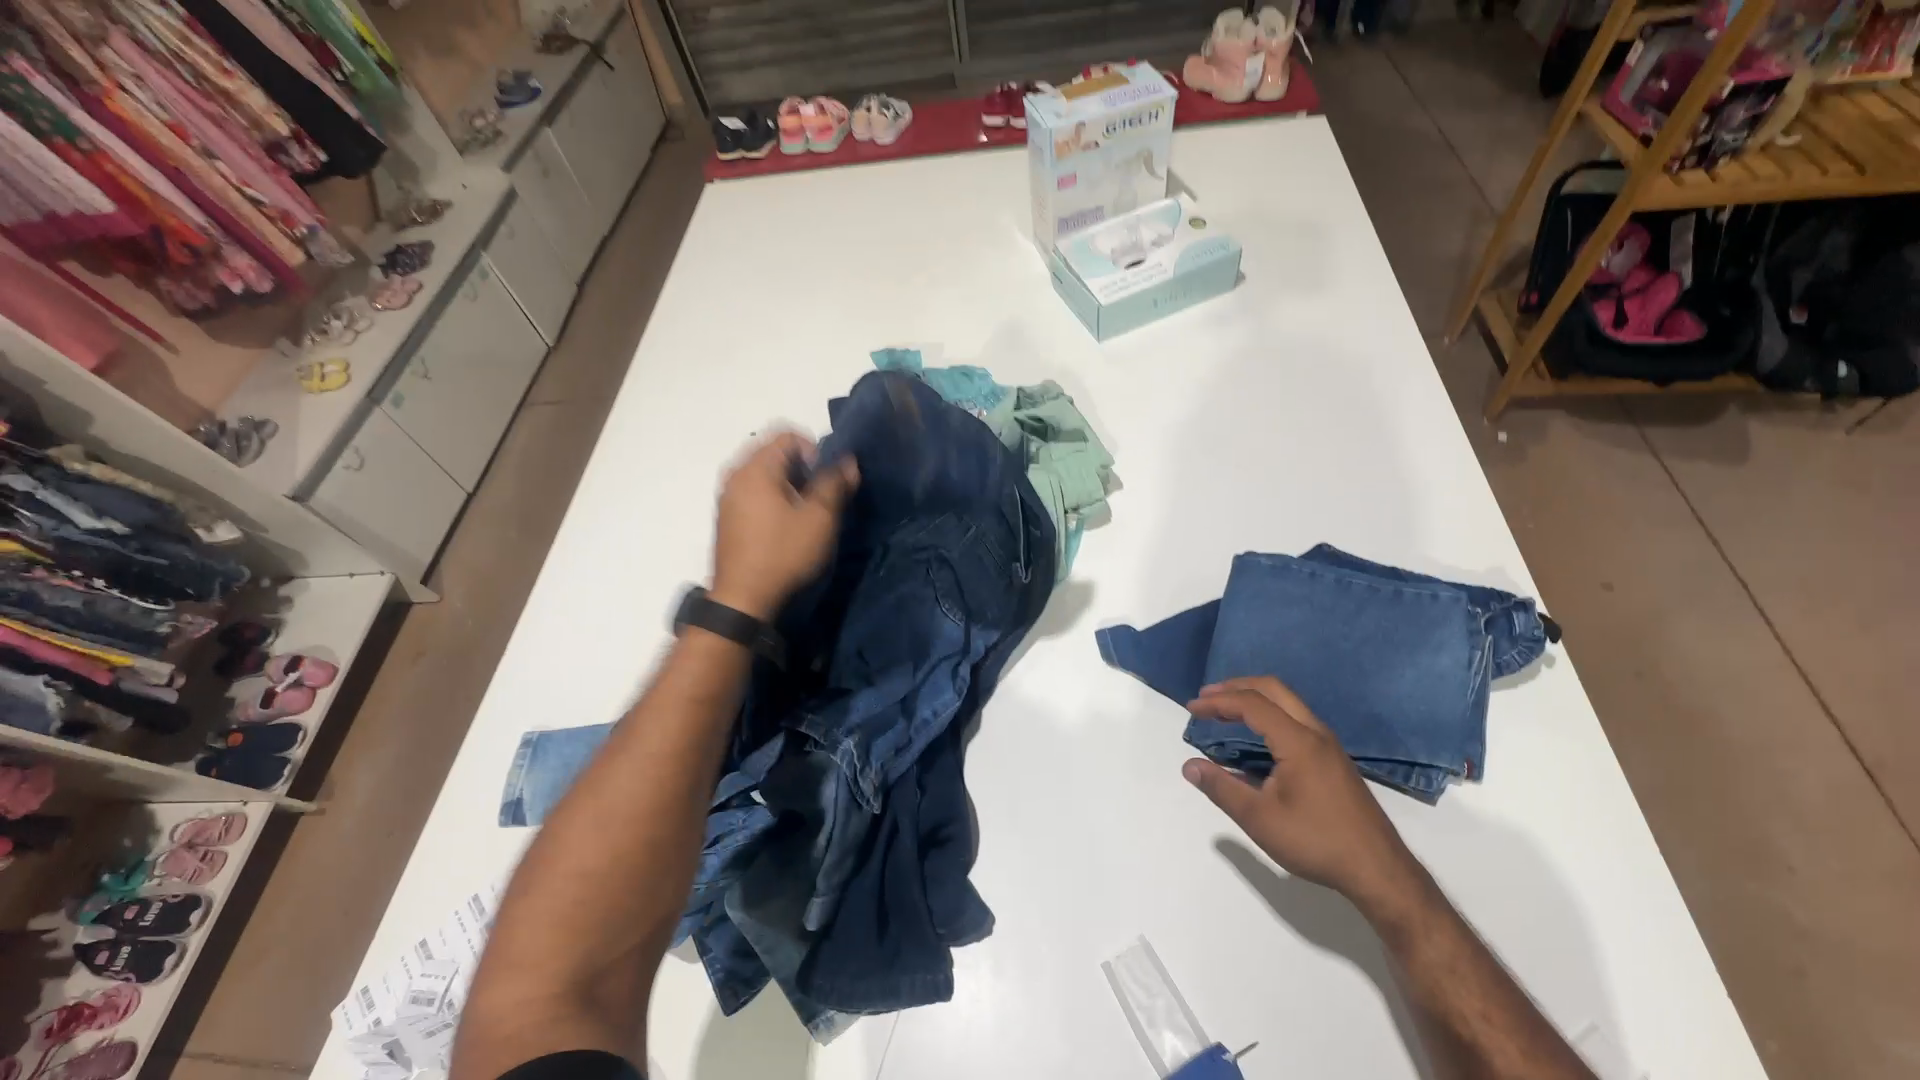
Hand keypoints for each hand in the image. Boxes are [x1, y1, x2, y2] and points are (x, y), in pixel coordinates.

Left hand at [710, 432, 857, 619]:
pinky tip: (784, 527)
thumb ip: (834, 485)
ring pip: (763, 474)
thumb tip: (848, 462)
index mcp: (755, 468)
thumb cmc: (783, 554)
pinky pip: (752, 493)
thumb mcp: (819, 519)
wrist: (742, 600)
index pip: (787, 435)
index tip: (826, 480)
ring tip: (804, 513)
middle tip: (819, 497)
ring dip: (787, 485)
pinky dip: (771, 499)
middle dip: (801, 468)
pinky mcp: (725, 518)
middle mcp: (735, 475)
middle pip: (773, 452)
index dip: (814, 450)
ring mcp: (726, 497)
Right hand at [1183, 677, 1425, 911]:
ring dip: (1255, 700)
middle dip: (1236, 687)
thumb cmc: (1316, 841)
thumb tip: (1189, 766)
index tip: (1191, 709)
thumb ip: (1221, 788)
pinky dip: (1270, 716)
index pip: (1252, 704)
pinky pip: (1297, 721)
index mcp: (1298, 741)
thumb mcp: (1259, 819)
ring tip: (1225, 713)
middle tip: (1206, 698)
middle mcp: (1316, 733)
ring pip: (1289, 704)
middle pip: (1273, 690)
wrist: (1378, 870)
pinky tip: (1256, 739)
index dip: (1218, 702)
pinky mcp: (1334, 761)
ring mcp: (1329, 746)